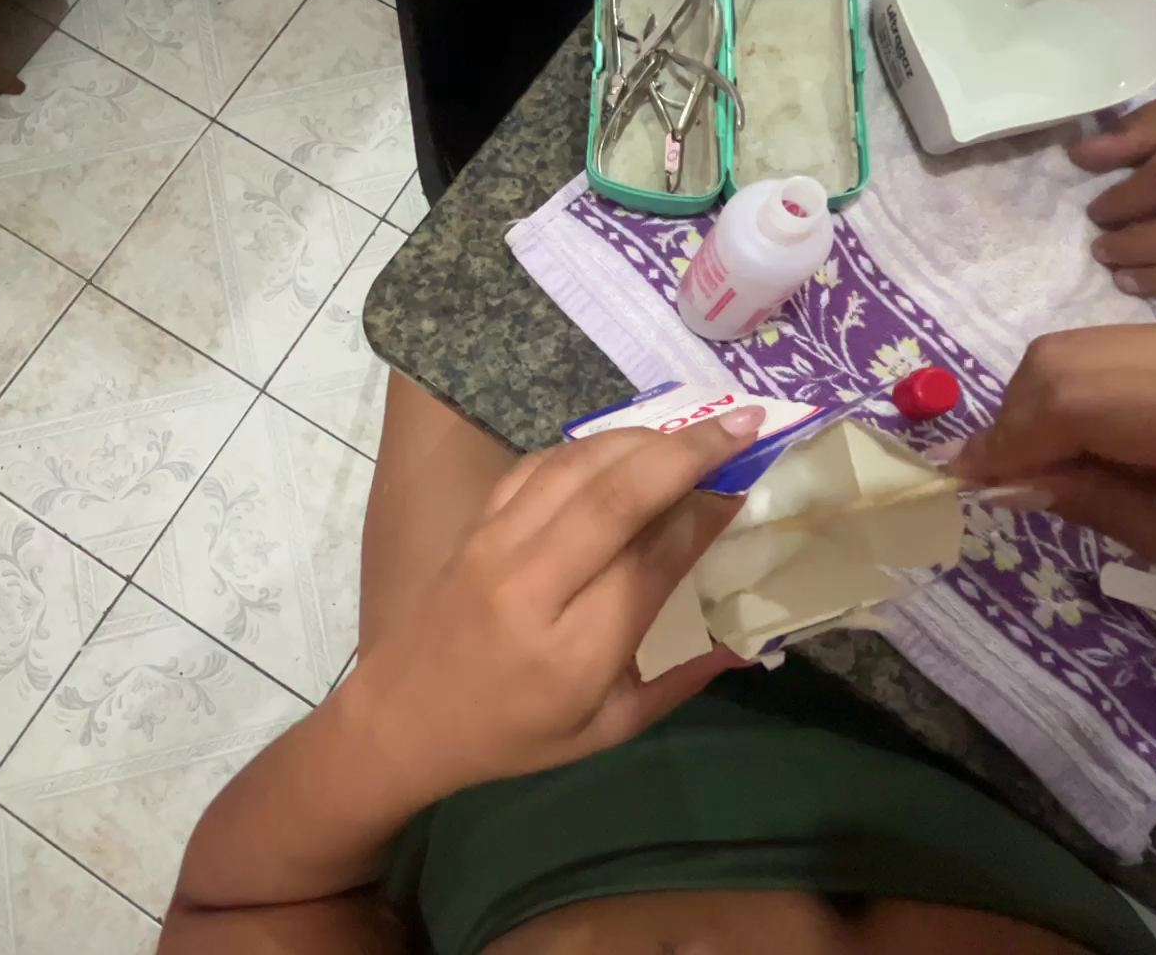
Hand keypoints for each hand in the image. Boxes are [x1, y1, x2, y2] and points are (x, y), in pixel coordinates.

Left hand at [339, 408, 763, 798]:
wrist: (406, 713)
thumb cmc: (513, 733)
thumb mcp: (607, 729)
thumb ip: (680, 680)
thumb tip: (749, 638)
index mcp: (572, 649)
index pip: (651, 561)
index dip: (705, 514)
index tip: (748, 483)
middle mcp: (531, 583)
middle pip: (616, 497)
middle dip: (686, 452)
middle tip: (743, 422)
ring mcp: (495, 543)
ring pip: (576, 466)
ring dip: (641, 438)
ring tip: (692, 429)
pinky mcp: (477, 521)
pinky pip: (538, 465)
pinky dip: (588, 446)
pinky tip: (623, 445)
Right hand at [951, 308, 1155, 617]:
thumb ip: (1114, 512)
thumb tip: (1010, 484)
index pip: (1075, 400)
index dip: (1004, 439)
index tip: (965, 481)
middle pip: (1062, 357)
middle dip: (1012, 417)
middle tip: (1013, 476)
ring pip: (1082, 342)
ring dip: (1042, 399)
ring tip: (1060, 458)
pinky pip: (1124, 342)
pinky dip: (1084, 383)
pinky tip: (1111, 431)